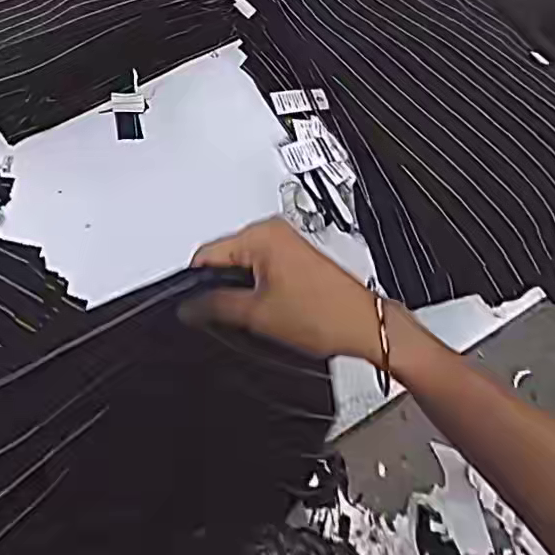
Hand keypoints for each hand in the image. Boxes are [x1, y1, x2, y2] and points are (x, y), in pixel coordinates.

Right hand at [189, 217, 401, 362]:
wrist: (365, 325)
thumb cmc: (326, 314)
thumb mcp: (257, 314)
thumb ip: (215, 306)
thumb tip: (189, 305)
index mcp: (261, 234)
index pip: (207, 253)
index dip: (196, 282)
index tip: (195, 303)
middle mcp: (273, 228)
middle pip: (224, 254)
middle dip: (221, 283)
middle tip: (229, 312)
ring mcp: (285, 238)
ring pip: (242, 259)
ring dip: (240, 284)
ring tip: (255, 310)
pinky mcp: (294, 251)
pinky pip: (260, 261)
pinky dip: (257, 282)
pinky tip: (268, 304)